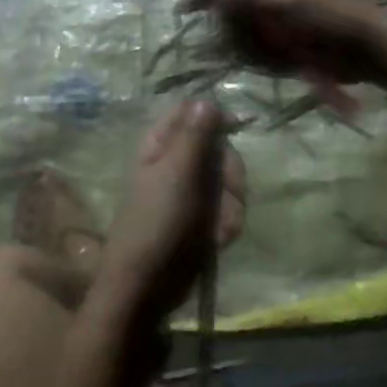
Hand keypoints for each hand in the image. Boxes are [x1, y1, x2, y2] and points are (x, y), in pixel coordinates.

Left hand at [96, 101, 245, 318]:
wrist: (147, 285)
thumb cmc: (155, 222)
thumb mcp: (176, 173)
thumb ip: (194, 136)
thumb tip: (207, 100)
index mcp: (161, 142)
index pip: (194, 112)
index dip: (217, 118)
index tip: (240, 128)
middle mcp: (177, 161)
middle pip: (219, 147)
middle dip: (229, 174)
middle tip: (227, 193)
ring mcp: (190, 191)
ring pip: (229, 181)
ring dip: (230, 206)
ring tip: (216, 229)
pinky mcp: (202, 217)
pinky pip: (228, 209)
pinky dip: (226, 225)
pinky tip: (216, 241)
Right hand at [182, 0, 386, 82]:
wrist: (367, 49)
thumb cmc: (325, 15)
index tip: (185, 11)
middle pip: (232, 6)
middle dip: (237, 26)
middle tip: (256, 38)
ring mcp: (279, 16)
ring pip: (245, 31)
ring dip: (254, 45)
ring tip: (278, 52)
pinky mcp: (286, 40)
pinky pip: (261, 48)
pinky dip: (267, 58)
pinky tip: (285, 62)